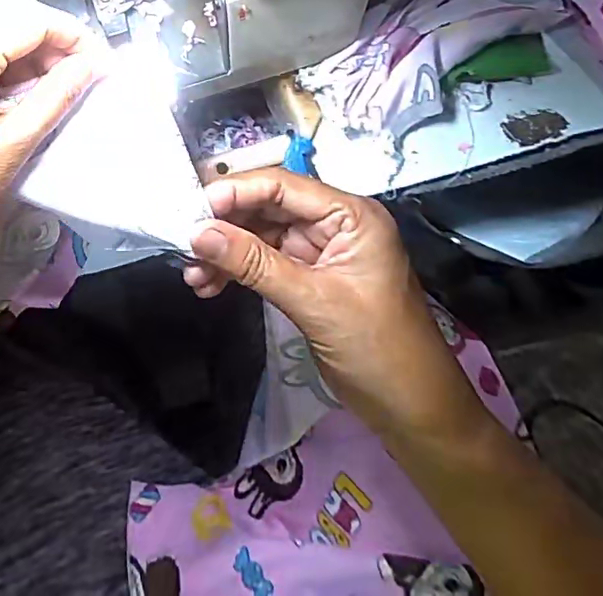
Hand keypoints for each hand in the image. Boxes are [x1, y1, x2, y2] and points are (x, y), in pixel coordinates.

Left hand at [0, 0, 106, 350]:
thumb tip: (94, 64)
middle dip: (42, 31)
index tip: (97, 60)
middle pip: (0, 5)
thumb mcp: (10, 149)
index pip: (27, 18)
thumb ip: (57, 94)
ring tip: (42, 76)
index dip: (70, 34)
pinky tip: (2, 77)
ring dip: (13, 35)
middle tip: (72, 68)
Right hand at [184, 169, 493, 443]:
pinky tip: (210, 286)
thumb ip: (253, 263)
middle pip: (265, 207)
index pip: (281, 185)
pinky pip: (263, 261)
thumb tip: (197, 233)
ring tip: (194, 276)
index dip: (233, 193)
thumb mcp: (314, 302)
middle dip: (224, 226)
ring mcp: (319, 250)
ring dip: (225, 253)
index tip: (191, 210)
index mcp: (350, 215)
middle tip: (185, 245)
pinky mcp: (308, 276)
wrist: (417, 416)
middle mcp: (333, 223)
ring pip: (258, 235)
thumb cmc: (380, 352)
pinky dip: (236, 271)